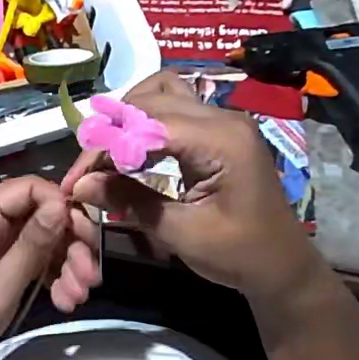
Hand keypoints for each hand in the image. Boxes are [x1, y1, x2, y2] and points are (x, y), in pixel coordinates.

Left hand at [0, 176, 100, 359]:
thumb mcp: (0, 286)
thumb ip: (32, 244)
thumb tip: (61, 205)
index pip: (27, 187)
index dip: (60, 205)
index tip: (86, 236)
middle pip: (39, 212)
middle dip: (69, 242)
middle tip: (91, 274)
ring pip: (42, 236)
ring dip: (66, 263)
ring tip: (79, 295)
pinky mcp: (0, 260)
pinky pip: (34, 255)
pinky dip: (53, 274)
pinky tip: (66, 299)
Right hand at [61, 73, 321, 300]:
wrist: (281, 266)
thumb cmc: (238, 255)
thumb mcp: (181, 233)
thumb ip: (132, 201)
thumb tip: (82, 185)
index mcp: (221, 141)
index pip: (147, 124)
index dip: (105, 146)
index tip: (77, 177)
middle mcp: (224, 118)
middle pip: (154, 97)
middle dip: (113, 128)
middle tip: (88, 167)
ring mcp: (224, 122)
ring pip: (165, 92)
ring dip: (130, 116)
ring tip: (106, 151)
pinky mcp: (220, 132)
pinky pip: (176, 111)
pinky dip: (146, 123)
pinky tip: (130, 149)